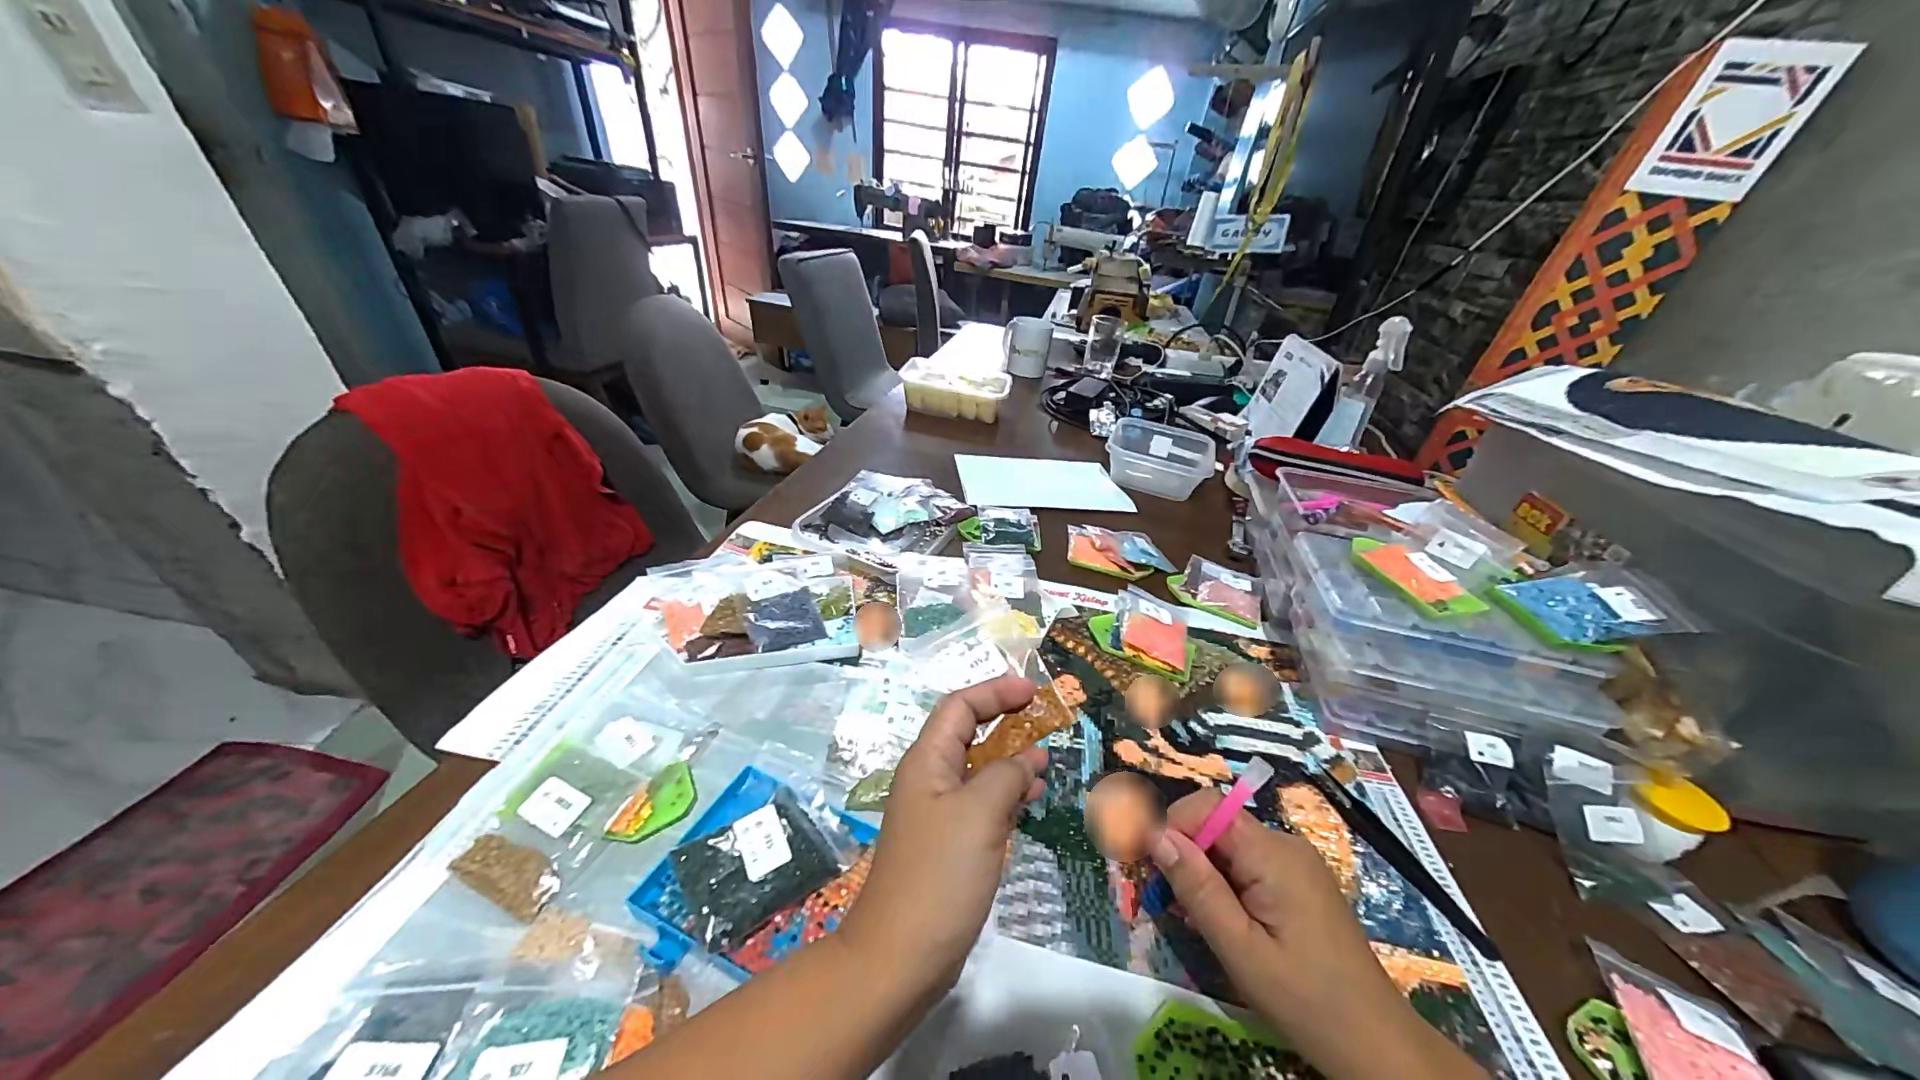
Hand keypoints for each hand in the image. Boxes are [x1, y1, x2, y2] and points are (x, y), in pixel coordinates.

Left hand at [839, 676, 1046, 995]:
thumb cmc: (939, 875)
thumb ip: (1007, 776)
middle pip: (968, 733)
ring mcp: (938, 813)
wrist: (901, 955)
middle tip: (1047, 722)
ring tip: (1046, 764)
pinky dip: (1007, 795)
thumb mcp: (979, 814)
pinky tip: (1030, 802)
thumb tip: (1028, 760)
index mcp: (927, 761)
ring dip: (1010, 760)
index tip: (1034, 693)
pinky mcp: (949, 843)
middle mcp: (929, 779)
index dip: (995, 692)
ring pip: (978, 770)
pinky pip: (981, 803)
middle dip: (1005, 721)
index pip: (959, 706)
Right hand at [1150, 790, 1487, 1079]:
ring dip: (1201, 870)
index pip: (1208, 806)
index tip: (1148, 863)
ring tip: (1190, 916)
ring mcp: (1296, 862)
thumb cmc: (1305, 999)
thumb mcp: (1240, 949)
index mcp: (1273, 854)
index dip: (1172, 824)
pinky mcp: (1299, 881)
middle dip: (1183, 851)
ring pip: (1229, 844)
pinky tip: (1221, 919)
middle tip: (1165, 898)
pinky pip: (1248, 862)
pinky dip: (1223, 881)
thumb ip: (1197, 887)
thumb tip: (1155, 835)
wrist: (1377, 1043)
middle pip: (1217, 823)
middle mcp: (1286, 844)